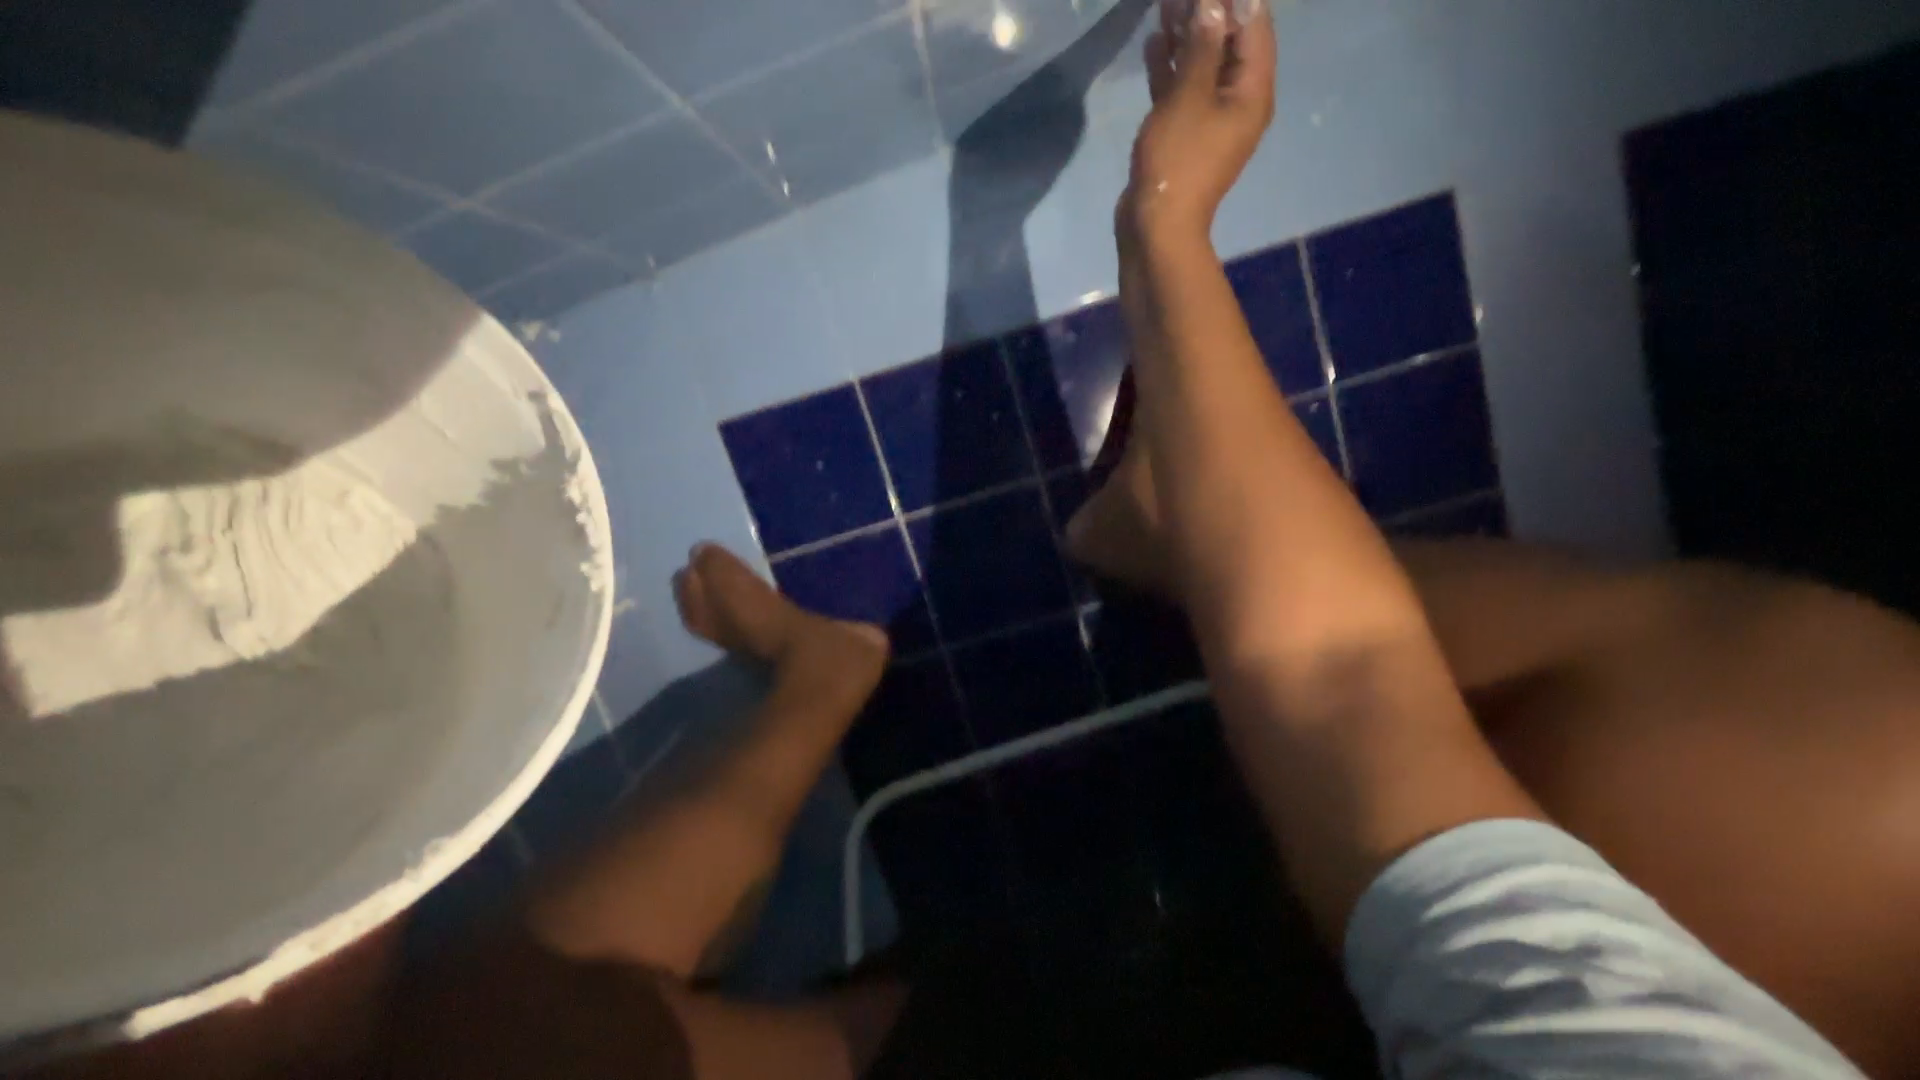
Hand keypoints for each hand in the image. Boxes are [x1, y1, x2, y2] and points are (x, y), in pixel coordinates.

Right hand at [1117, 0, 1276, 244]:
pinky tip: (1154, 43)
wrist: (1157, 226)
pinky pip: (1183, 90)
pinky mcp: (1185, 134)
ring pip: (1202, 65)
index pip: (1255, 27)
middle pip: (1229, 43)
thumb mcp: (1189, 97)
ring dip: (1186, 35)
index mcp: (1252, 93)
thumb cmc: (1178, 160)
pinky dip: (1171, 67)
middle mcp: (1238, 103)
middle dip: (1208, 10)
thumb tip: (1213, 4)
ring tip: (1165, 2)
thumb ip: (1201, 47)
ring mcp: (1210, 120)